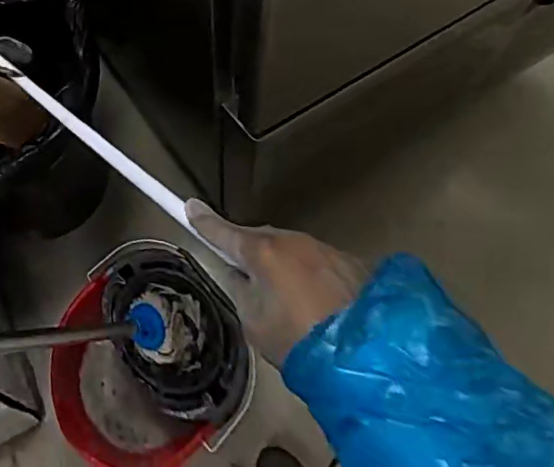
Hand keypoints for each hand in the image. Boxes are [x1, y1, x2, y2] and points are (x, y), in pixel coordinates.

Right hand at [188, 200, 367, 365]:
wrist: (364, 349)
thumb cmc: (298, 339)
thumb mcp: (254, 322)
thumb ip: (240, 290)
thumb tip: (239, 273)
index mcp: (262, 252)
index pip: (223, 232)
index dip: (204, 222)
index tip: (189, 205)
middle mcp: (290, 239)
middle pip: (258, 239)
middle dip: (248, 251)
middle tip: (243, 274)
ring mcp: (321, 246)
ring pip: (289, 249)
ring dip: (281, 264)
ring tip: (286, 299)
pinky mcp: (347, 259)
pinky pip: (315, 261)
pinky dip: (309, 275)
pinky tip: (316, 302)